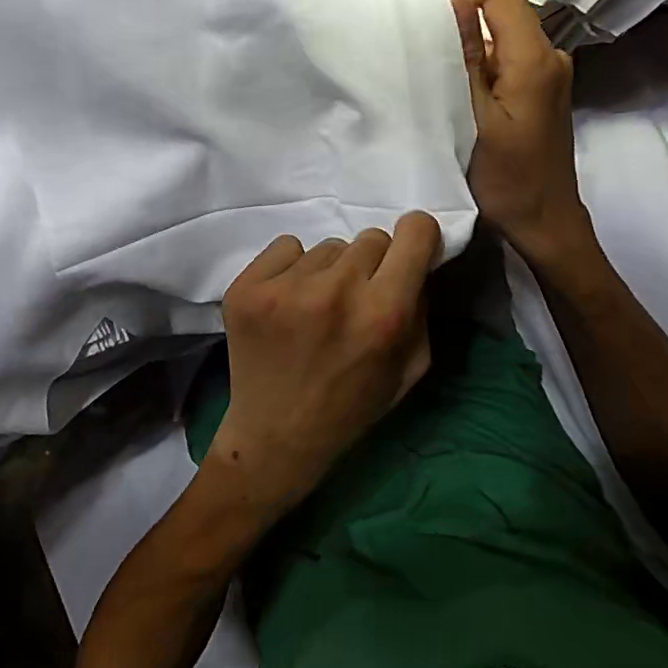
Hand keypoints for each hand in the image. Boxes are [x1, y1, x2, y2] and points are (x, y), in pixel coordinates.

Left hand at [212, 212, 441, 508]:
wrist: (278, 435)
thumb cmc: (353, 405)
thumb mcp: (411, 367)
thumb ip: (420, 307)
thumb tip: (416, 257)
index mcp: (384, 313)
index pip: (415, 232)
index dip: (417, 237)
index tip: (409, 250)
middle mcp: (336, 291)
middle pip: (370, 237)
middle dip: (372, 264)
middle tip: (356, 299)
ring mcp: (286, 287)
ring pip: (327, 246)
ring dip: (329, 271)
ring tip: (316, 310)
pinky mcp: (247, 287)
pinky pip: (286, 247)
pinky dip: (291, 269)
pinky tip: (287, 305)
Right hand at [443, 0, 591, 265]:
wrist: (544, 221)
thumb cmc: (506, 181)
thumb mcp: (475, 121)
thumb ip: (468, 59)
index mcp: (534, 60)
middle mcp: (549, 54)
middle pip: (504, 3)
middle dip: (459, 3)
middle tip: (413, 25)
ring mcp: (547, 70)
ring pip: (504, 27)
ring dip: (467, 31)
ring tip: (426, 51)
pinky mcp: (540, 85)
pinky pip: (508, 51)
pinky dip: (479, 52)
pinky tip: (452, 74)